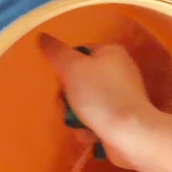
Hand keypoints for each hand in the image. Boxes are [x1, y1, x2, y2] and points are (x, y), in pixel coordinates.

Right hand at [36, 35, 160, 164]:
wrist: (130, 134)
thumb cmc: (101, 96)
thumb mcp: (73, 68)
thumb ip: (56, 52)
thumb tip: (42, 36)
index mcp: (111, 52)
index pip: (78, 53)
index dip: (64, 68)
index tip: (60, 82)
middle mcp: (119, 70)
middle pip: (79, 80)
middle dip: (67, 98)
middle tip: (66, 107)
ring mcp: (121, 96)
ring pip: (84, 102)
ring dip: (76, 116)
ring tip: (79, 124)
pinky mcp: (121, 118)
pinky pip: (95, 119)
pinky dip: (89, 128)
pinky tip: (91, 135)